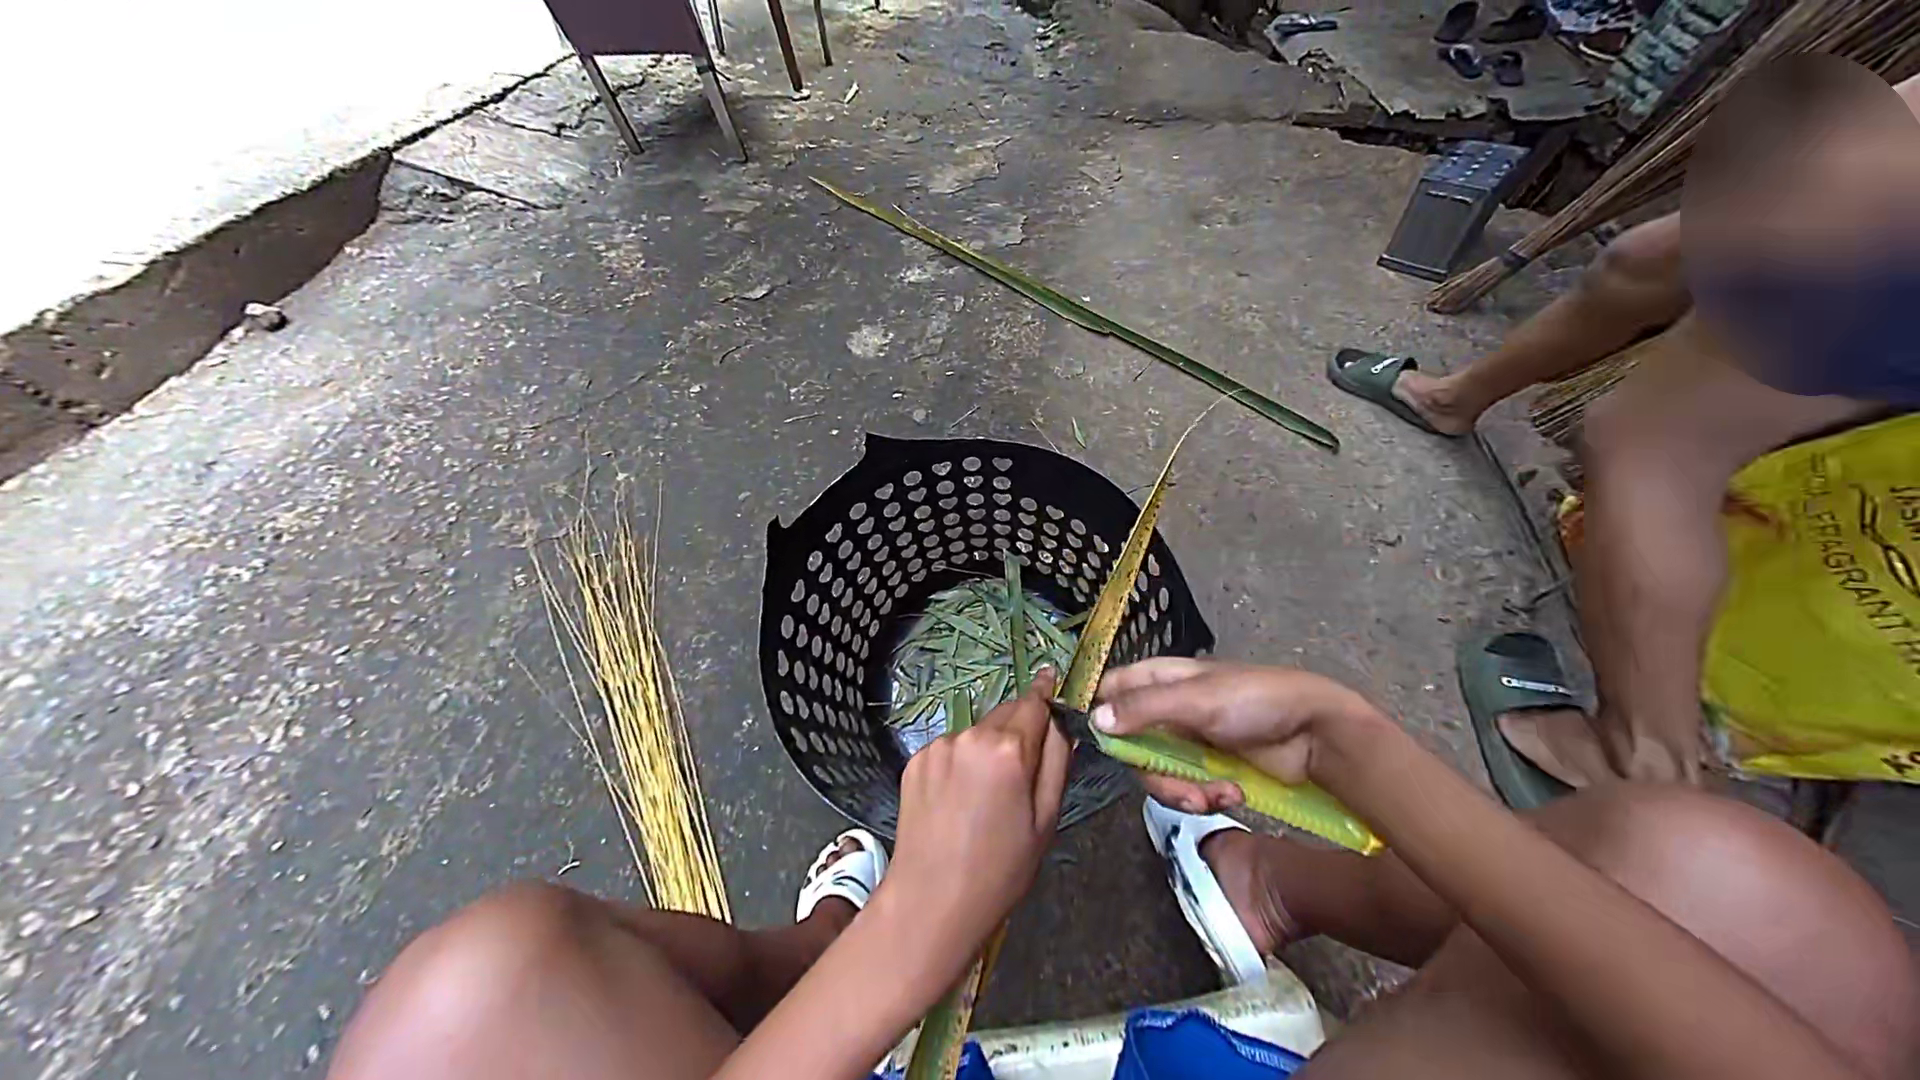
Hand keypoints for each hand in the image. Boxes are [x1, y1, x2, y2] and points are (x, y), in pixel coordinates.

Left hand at [881, 668, 1070, 980]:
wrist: (931, 901)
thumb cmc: (1000, 869)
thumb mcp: (1045, 819)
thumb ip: (1057, 761)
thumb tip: (1062, 723)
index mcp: (1007, 748)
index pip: (1034, 702)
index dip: (1047, 694)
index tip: (1052, 680)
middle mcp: (970, 735)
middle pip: (1006, 713)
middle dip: (1020, 726)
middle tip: (1026, 763)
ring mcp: (937, 745)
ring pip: (977, 731)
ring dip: (990, 745)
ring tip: (988, 792)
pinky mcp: (915, 759)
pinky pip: (951, 747)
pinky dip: (962, 760)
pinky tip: (960, 796)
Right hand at [1092, 658, 1378, 813]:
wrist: (1318, 734)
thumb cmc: (1255, 701)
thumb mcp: (1197, 700)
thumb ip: (1143, 709)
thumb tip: (1094, 720)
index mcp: (1160, 679)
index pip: (1111, 690)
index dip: (1101, 713)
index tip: (1100, 743)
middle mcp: (1166, 709)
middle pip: (1129, 743)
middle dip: (1153, 772)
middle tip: (1180, 789)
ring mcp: (1186, 741)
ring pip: (1156, 772)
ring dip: (1182, 790)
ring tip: (1217, 796)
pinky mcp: (1206, 768)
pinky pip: (1184, 787)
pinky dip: (1203, 796)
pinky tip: (1231, 794)